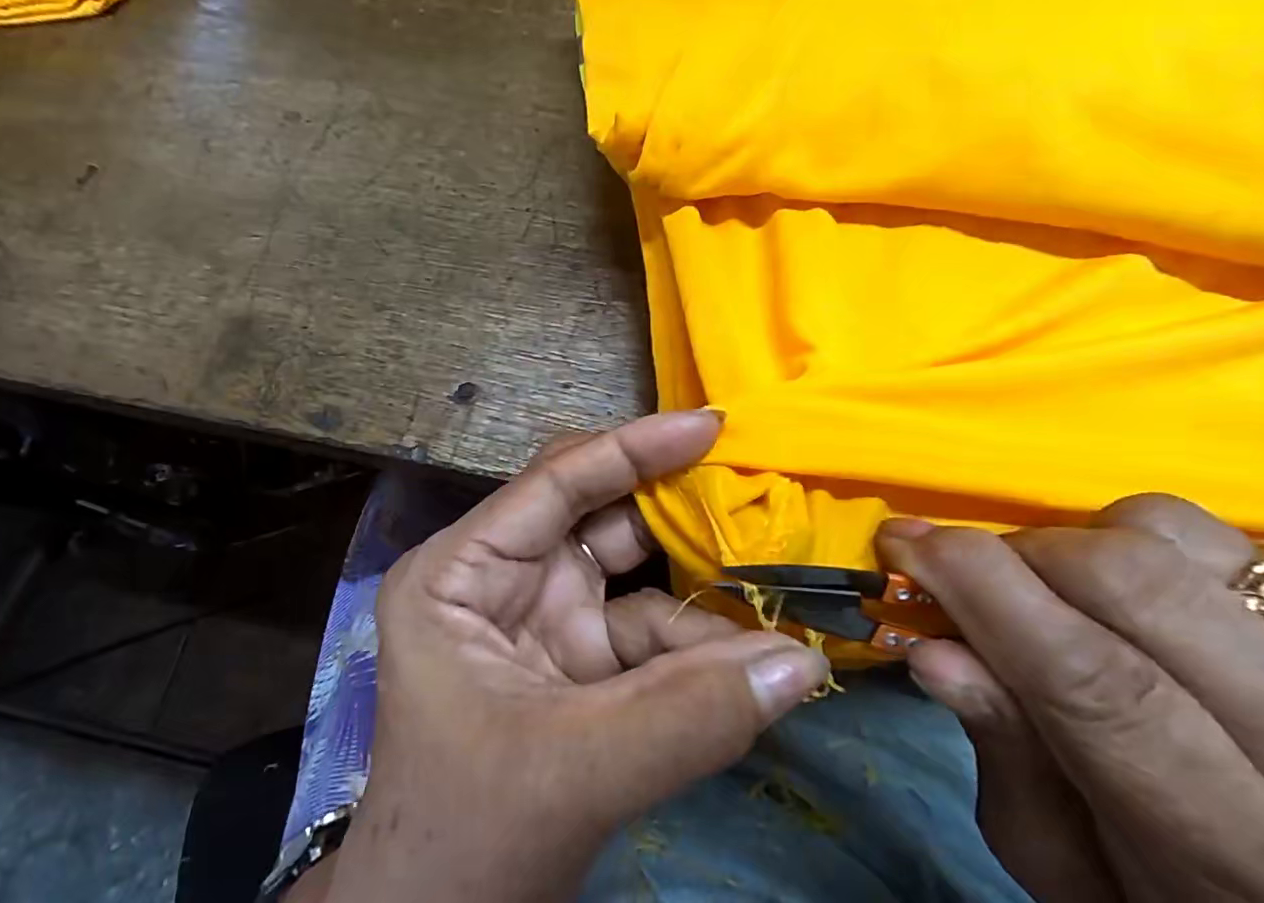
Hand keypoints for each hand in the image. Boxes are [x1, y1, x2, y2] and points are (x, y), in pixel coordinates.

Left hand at [311, 411, 828, 902]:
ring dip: (703, 590)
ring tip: (775, 584)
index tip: (712, 425)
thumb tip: (802, 663)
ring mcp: (546, 620)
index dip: (634, 447)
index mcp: (461, 573)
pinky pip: (653, 636)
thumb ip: (689, 717)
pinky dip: (702, 650)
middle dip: (677, 505)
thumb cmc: (465, 837)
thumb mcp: (571, 770)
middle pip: (601, 515)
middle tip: (757, 486)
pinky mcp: (581, 664)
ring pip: (638, 577)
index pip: (556, 481)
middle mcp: (503, 579)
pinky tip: (754, 665)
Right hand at [879, 495, 1263, 902]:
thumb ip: (1007, 759)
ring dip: (1085, 545)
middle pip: (1138, 585)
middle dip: (1022, 553)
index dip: (988, 595)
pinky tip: (1159, 605)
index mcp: (1251, 860)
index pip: (1098, 684)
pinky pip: (1246, 544)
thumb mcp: (1081, 877)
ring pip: (1184, 539)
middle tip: (972, 568)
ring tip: (1070, 593)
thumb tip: (930, 651)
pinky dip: (1159, 553)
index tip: (906, 543)